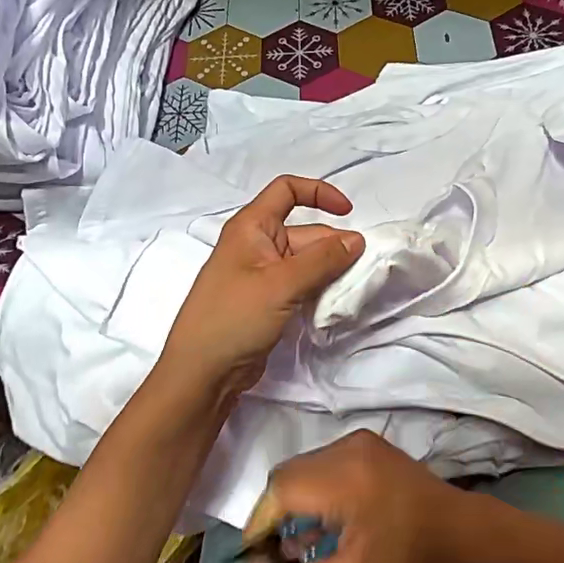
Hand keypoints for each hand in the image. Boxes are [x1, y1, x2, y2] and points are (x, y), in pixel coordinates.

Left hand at [161, 175, 364, 392]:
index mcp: (251, 227)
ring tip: (352, 289)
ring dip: (329, 272)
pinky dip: (318, 290)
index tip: (349, 212)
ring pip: (305, 262)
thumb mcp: (281, 284)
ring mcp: (261, 276)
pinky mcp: (267, 302)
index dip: (318, 193)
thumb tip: (356, 239)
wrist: (202, 372)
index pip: (286, 190)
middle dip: (332, 246)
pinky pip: (300, 286)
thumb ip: (322, 260)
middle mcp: (256, 245)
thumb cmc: (234, 317)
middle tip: (361, 271)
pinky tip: (335, 304)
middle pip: (304, 232)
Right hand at [244, 431, 481, 562]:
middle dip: (273, 511)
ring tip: (293, 540)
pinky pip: (323, 463)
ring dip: (292, 499)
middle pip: (288, 474)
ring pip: (303, 466)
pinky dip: (313, 488)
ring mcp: (358, 442)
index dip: (259, 521)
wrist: (466, 537)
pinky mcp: (366, 444)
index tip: (249, 553)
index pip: (281, 490)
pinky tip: (318, 521)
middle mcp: (346, 449)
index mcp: (344, 479)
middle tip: (269, 549)